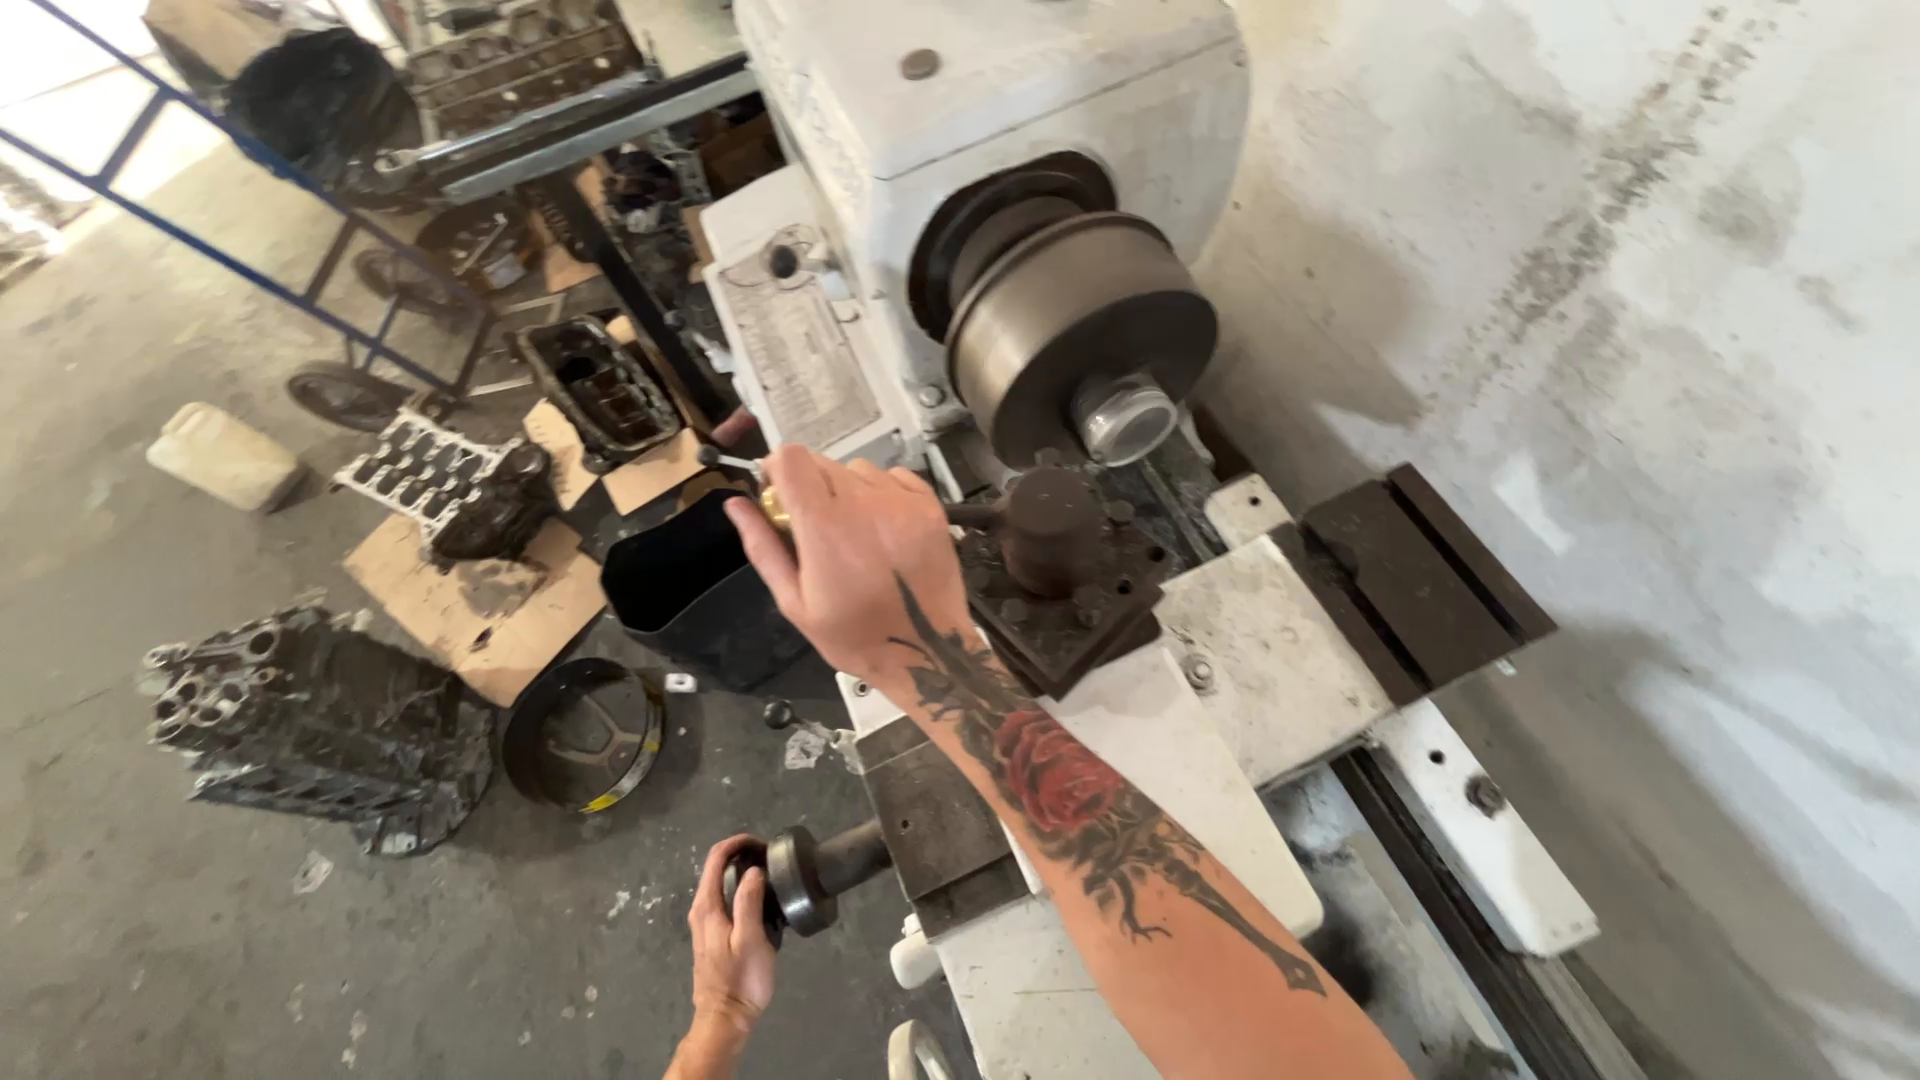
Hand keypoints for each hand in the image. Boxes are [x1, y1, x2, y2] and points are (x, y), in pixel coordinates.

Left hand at [688, 835, 777, 1038]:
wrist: (725, 1019)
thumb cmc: (741, 979)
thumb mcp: (750, 939)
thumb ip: (749, 902)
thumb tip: (754, 870)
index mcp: (707, 906)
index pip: (716, 858)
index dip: (737, 842)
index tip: (762, 843)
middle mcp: (701, 910)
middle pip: (715, 867)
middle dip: (740, 853)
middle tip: (769, 857)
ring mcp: (704, 922)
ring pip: (719, 882)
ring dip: (740, 869)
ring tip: (768, 872)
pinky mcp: (712, 933)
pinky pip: (723, 897)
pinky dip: (739, 886)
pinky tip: (759, 896)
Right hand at [724, 445, 970, 684]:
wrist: (927, 651)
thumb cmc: (855, 636)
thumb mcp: (795, 603)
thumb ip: (763, 547)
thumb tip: (736, 504)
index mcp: (826, 529)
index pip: (792, 459)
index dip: (777, 469)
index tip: (778, 493)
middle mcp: (866, 505)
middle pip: (822, 462)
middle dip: (809, 485)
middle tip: (815, 525)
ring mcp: (903, 504)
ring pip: (858, 469)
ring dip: (846, 490)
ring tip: (854, 531)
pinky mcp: (931, 507)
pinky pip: (895, 477)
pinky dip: (882, 493)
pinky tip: (882, 527)